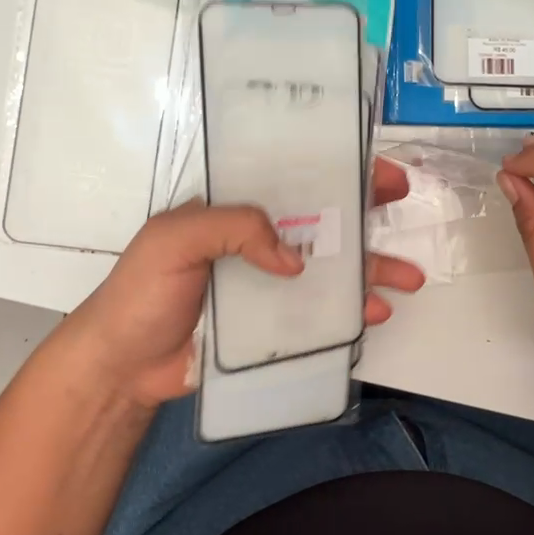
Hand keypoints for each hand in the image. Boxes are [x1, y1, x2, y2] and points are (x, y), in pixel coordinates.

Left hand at [57, 158, 425, 407]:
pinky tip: (377, 312)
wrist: (123, 368)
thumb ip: (232, 229)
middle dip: (365, 208)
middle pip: (321, 219)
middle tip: (401, 199)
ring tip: (410, 276)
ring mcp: (269, 286)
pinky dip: (353, 311)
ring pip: (331, 268)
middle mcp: (257, 242)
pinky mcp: (273, 328)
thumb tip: (294, 258)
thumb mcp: (175, 240)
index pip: (289, 179)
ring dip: (372, 267)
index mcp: (232, 212)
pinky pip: (321, 314)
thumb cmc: (141, 293)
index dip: (331, 169)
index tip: (371, 166)